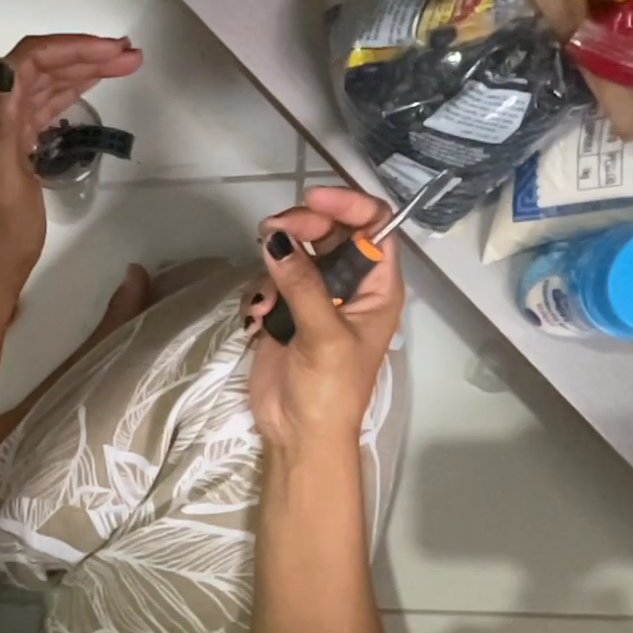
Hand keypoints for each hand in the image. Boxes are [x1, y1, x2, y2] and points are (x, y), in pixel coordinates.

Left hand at [0, 34, 141, 293]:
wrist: (1, 263)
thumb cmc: (5, 227)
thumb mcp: (6, 175)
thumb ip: (4, 122)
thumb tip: (7, 71)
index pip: (26, 61)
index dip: (69, 49)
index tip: (110, 51)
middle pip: (40, 66)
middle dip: (83, 54)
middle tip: (129, 54)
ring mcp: (6, 126)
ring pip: (47, 83)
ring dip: (84, 68)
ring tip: (126, 62)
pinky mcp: (20, 141)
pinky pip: (48, 104)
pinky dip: (74, 89)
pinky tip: (98, 81)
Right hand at [243, 186, 404, 456]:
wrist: (300, 433)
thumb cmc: (330, 389)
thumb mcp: (324, 334)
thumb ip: (302, 284)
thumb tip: (274, 239)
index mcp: (376, 287)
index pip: (372, 226)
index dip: (347, 205)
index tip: (311, 199)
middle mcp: (347, 286)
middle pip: (328, 232)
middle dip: (300, 228)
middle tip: (270, 232)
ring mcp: (312, 299)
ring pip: (293, 255)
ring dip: (272, 267)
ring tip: (262, 299)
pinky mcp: (282, 315)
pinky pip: (268, 284)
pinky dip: (258, 294)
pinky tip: (255, 319)